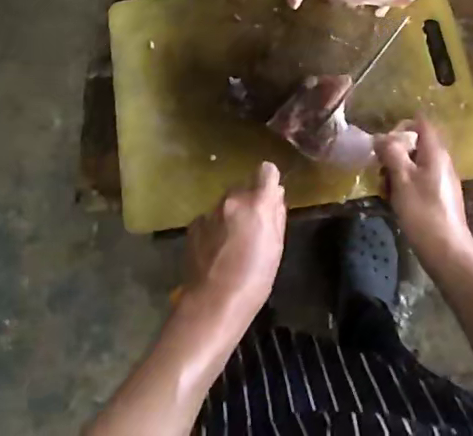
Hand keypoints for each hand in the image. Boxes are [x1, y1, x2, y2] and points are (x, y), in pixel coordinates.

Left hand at [182, 161, 285, 320]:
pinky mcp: (195, 224)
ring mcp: (210, 211)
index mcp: (256, 202)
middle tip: (253, 228)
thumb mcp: (277, 247)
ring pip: (227, 203)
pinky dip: (216, 227)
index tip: (270, 197)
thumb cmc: (254, 279)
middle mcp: (232, 199)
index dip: (269, 181)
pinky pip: (211, 217)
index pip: (267, 170)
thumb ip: (277, 215)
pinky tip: (217, 250)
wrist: (213, 303)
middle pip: (245, 187)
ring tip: (233, 244)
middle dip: (250, 201)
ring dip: (232, 214)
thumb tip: (276, 194)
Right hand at [375, 120, 472, 271]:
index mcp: (435, 152)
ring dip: (398, 169)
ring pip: (416, 163)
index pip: (420, 122)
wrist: (448, 253)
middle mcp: (442, 161)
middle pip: (416, 143)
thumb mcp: (402, 179)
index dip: (400, 126)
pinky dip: (406, 184)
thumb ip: (391, 152)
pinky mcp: (441, 197)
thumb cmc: (423, 212)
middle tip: (380, 167)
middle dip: (395, 151)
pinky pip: (420, 179)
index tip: (384, 143)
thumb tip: (381, 137)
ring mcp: (443, 180)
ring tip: (384, 186)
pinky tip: (396, 201)